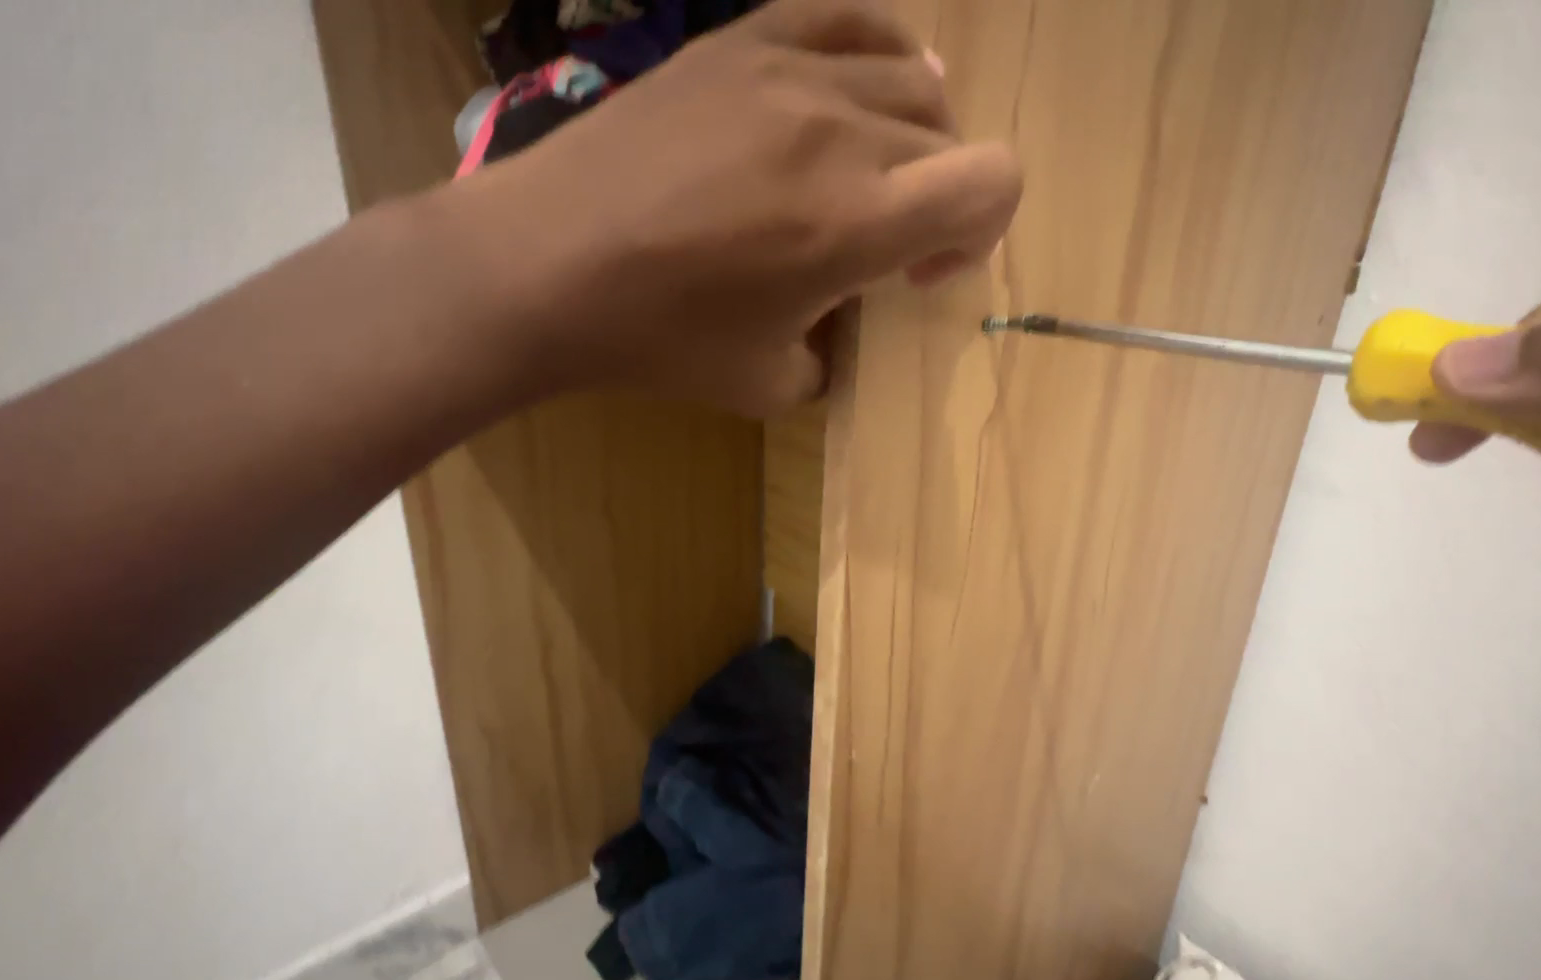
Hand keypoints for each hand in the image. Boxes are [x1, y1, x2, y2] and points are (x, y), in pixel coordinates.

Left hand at [455, 0, 1021, 415]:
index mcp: (858, 222)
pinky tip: (854, 90)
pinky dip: (876, 50)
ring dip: (912, 132)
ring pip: (913, 75)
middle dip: (937, 198)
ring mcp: (790, 71)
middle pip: (950, 138)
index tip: (919, 269)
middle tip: (878, 240)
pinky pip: (846, 16)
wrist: (546, 264)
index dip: (982, 228)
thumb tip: (846, 318)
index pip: (994, 181)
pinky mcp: (741, 40)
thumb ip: (840, 352)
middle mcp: (842, 131)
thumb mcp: (774, 383)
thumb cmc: (662, 338)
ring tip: (865, 168)